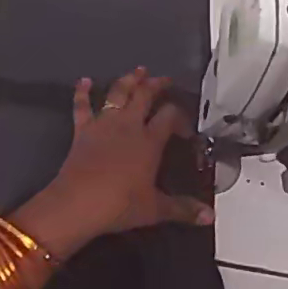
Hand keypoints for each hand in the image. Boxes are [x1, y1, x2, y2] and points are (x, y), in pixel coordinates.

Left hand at [11, 68, 213, 258]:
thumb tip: (210, 217)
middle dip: (155, 85)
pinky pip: (82, 106)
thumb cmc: (120, 204)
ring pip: (117, 94)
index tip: (186, 126)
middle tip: (163, 79)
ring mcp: (103, 124)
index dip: (180, 116)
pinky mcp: (82, 130)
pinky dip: (83, 92)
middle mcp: (128, 125)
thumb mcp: (156, 209)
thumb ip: (183, 209)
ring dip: (128, 81)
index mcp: (149, 140)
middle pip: (144, 96)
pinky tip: (85, 81)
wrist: (78, 203)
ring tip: (137, 71)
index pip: (170, 117)